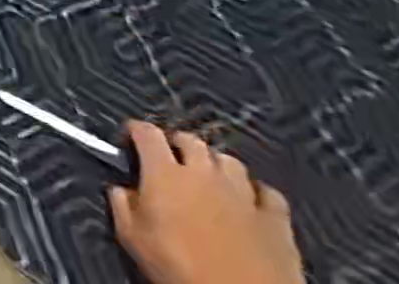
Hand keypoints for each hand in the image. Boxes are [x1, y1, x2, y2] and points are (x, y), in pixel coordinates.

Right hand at [110, 122, 301, 283]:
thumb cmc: (179, 268)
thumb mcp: (132, 237)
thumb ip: (121, 204)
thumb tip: (122, 189)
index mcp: (165, 173)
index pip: (147, 132)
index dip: (135, 130)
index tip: (129, 138)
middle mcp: (204, 175)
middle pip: (191, 140)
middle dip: (177, 143)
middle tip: (169, 158)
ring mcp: (244, 197)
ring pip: (230, 161)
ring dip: (215, 164)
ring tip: (209, 177)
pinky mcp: (277, 222)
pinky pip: (269, 193)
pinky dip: (256, 192)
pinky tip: (249, 202)